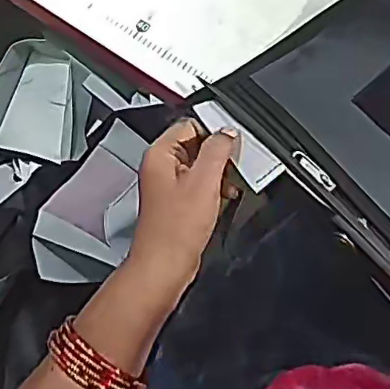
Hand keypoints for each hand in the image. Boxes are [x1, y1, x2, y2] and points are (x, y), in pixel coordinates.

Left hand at [127, 119, 239, 286]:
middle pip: (196, 144)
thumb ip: (217, 151)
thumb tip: (227, 133)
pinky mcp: (177, 201)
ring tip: (227, 187)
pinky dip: (213, 189)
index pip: (189, 124)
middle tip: (230, 168)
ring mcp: (168, 184)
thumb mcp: (204, 181)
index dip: (212, 131)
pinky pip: (199, 184)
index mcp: (160, 154)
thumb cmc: (174, 229)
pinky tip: (221, 199)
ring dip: (217, 174)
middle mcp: (160, 166)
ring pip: (200, 165)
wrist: (166, 264)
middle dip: (218, 156)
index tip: (230, 143)